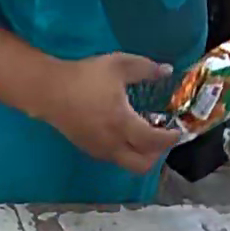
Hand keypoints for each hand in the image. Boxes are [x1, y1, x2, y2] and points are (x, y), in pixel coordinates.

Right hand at [34, 53, 183, 174]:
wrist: (51, 92)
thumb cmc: (86, 77)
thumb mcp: (118, 65)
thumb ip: (146, 69)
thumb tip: (167, 71)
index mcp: (122, 123)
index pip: (153, 141)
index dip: (169, 139)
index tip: (178, 131)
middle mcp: (114, 144)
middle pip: (143, 165)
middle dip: (157, 155)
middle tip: (161, 137)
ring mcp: (102, 151)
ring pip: (130, 164)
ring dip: (142, 154)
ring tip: (145, 135)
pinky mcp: (93, 152)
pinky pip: (117, 158)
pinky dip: (128, 151)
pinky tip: (127, 134)